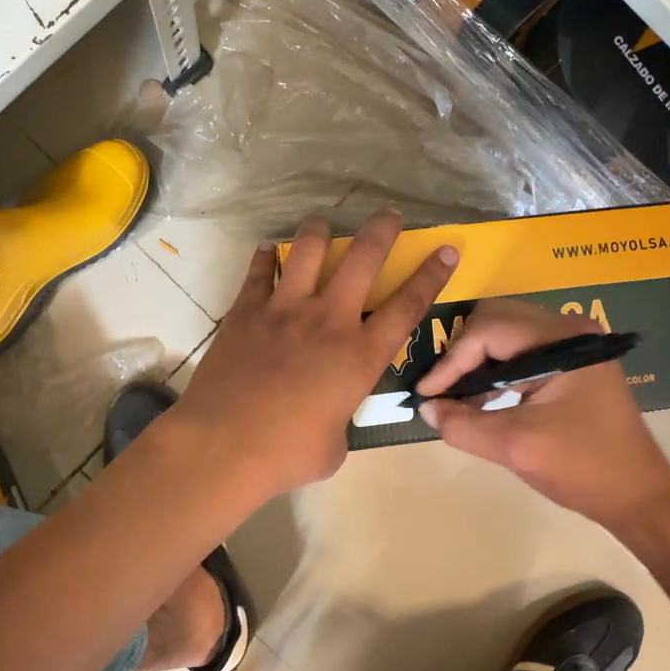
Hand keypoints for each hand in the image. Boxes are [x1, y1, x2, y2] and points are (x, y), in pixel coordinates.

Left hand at [167, 211, 457, 497]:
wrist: (223, 445)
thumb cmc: (286, 455)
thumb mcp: (334, 445)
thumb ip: (340, 417)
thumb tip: (329, 413)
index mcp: (360, 356)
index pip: (408, 305)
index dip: (431, 275)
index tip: (446, 250)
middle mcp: (329, 320)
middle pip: (364, 257)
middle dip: (383, 229)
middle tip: (390, 215)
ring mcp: (284, 309)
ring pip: (308, 247)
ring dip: (320, 230)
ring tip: (322, 225)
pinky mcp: (245, 310)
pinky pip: (259, 269)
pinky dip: (265, 256)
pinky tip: (267, 252)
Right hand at [415, 298, 669, 530]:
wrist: (639, 496)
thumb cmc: (582, 467)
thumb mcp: (515, 447)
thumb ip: (463, 425)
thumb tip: (425, 407)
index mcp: (561, 339)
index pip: (487, 331)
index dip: (450, 362)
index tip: (426, 394)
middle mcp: (568, 330)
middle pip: (495, 321)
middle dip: (462, 356)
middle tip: (441, 392)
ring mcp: (574, 345)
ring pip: (506, 336)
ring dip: (478, 364)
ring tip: (457, 401)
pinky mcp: (573, 365)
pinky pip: (521, 354)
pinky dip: (497, 372)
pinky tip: (484, 403)